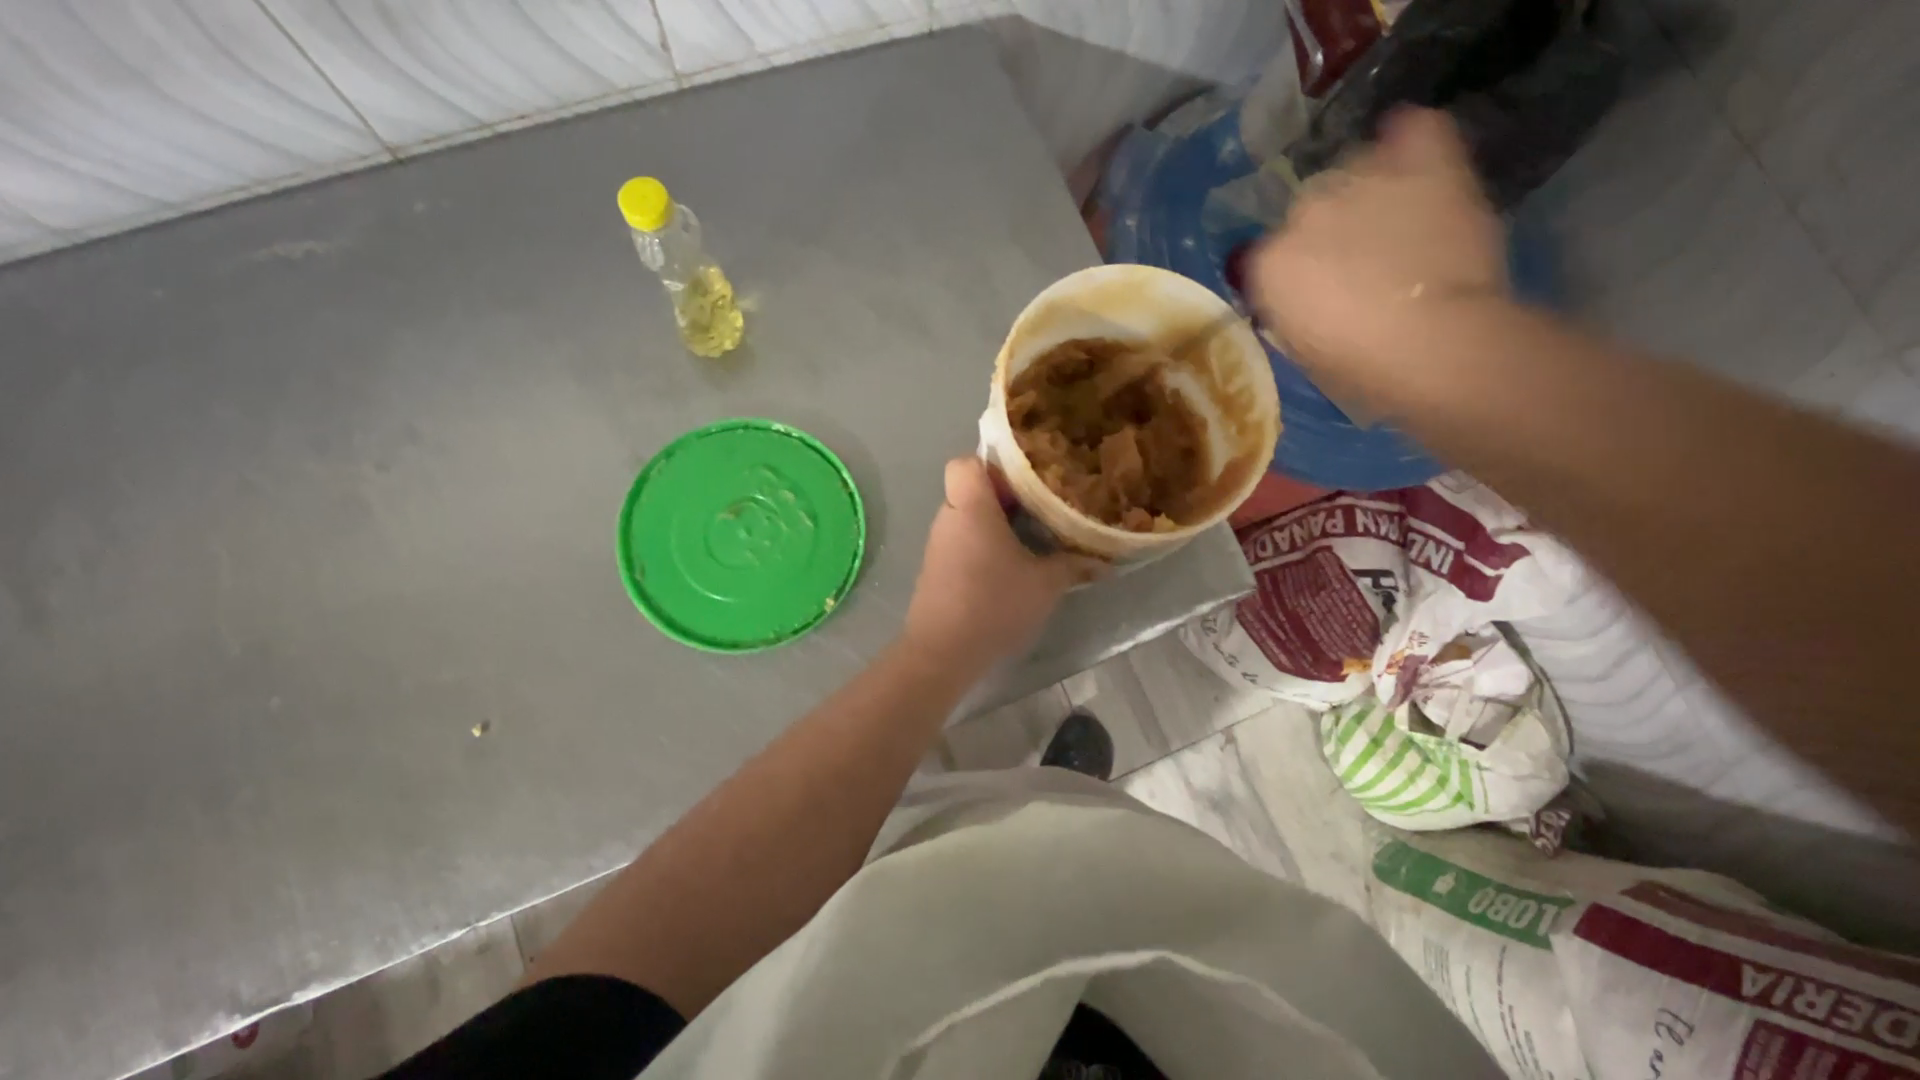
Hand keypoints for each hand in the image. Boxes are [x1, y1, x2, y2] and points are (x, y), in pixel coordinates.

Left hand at [903, 457, 1103, 673]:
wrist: (942, 652)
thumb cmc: (994, 604)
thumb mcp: (1045, 585)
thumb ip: (1073, 565)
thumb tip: (1104, 561)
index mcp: (971, 507)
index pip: (967, 462)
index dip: (993, 464)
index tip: (1024, 481)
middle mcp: (948, 518)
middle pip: (971, 490)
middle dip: (1003, 497)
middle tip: (1039, 509)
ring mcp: (938, 546)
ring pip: (966, 519)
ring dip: (994, 527)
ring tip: (1030, 541)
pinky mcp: (935, 572)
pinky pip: (960, 545)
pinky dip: (981, 550)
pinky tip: (1007, 571)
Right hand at [1246, 108, 1509, 409]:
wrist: (1436, 345)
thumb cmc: (1364, 369)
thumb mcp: (1304, 347)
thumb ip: (1291, 307)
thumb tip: (1298, 291)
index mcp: (1268, 263)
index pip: (1272, 254)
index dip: (1299, 272)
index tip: (1319, 294)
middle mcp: (1304, 210)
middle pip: (1311, 206)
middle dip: (1332, 230)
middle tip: (1364, 262)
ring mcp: (1362, 179)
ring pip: (1357, 168)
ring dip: (1371, 191)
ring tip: (1397, 222)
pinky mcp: (1422, 164)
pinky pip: (1413, 129)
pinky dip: (1411, 139)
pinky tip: (1414, 154)